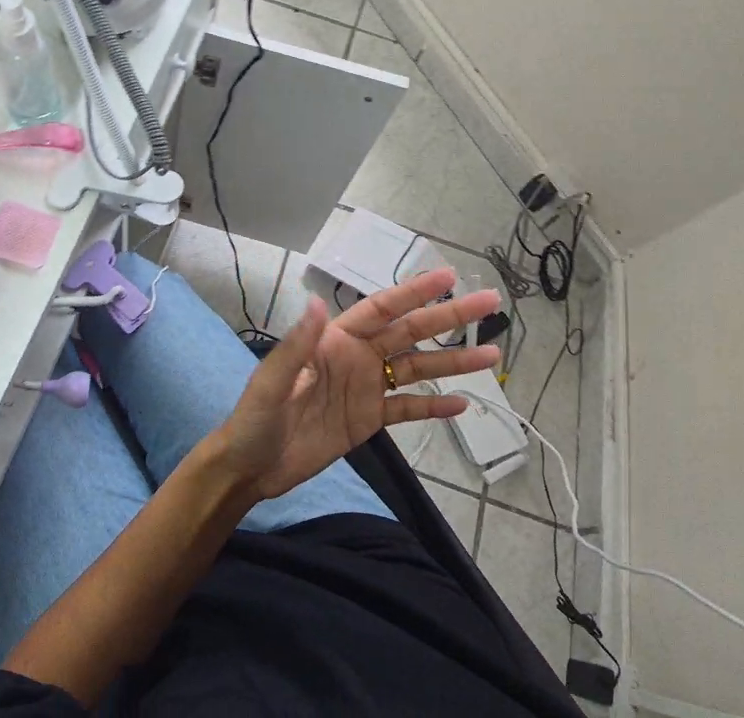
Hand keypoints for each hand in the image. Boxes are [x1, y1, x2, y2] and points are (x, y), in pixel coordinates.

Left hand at [208, 268, 499, 500]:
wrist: (252, 467)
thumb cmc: (254, 419)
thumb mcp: (272, 381)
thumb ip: (298, 345)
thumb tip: (318, 303)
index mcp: (332, 340)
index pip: (380, 309)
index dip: (413, 292)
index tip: (448, 277)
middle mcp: (354, 357)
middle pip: (409, 333)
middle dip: (448, 318)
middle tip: (491, 303)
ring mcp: (364, 388)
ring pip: (416, 369)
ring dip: (452, 361)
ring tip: (491, 355)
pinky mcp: (367, 419)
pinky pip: (407, 408)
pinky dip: (433, 406)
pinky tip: (462, 404)